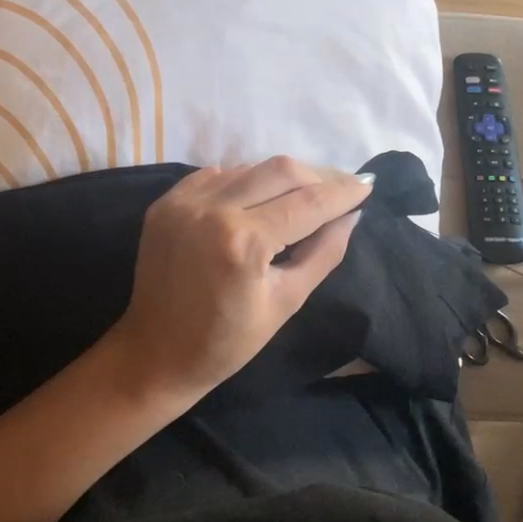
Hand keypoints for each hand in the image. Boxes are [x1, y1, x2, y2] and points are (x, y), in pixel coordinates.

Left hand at [105, 158, 372, 400]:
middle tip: (339, 190)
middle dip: (316, 176)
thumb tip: (351, 216)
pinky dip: (243, 181)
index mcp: (244, 241)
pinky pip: (216, 175)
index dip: (342, 193)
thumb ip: (323, 254)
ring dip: (280, 178)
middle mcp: (212, 209)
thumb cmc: (227, 341)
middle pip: (279, 170)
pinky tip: (257, 199)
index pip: (307, 203)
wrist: (156, 353)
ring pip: (248, 168)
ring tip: (302, 196)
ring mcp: (184, 201)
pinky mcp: (166, 201)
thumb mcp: (286, 302)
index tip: (366, 185)